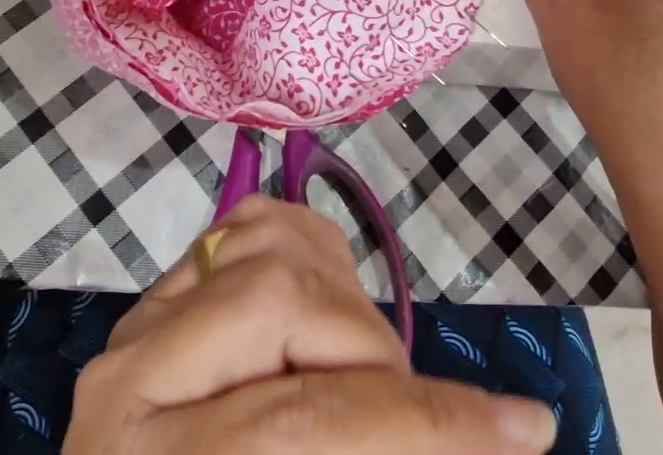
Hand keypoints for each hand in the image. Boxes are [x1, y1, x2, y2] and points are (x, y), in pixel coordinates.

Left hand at [66, 195, 556, 454]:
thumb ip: (373, 447)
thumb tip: (500, 430)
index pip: (307, 419)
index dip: (428, 421)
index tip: (524, 429)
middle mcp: (137, 375)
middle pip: (280, 301)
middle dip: (374, 349)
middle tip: (412, 405)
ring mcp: (144, 321)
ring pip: (264, 244)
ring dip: (344, 294)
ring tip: (363, 359)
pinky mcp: (161, 294)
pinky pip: (244, 228)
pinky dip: (306, 246)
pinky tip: (326, 298)